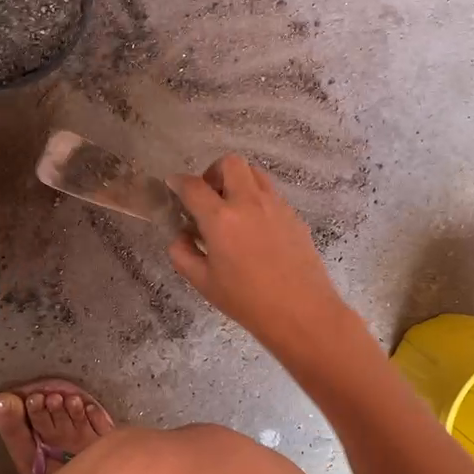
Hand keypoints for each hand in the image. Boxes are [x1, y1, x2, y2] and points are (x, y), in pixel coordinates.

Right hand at [167, 156, 351, 351]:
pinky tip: (254, 228)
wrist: (300, 311)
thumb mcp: (203, 282)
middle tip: (208, 196)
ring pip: (254, 173)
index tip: (173, 185)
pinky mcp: (293, 215)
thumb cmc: (246, 301)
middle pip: (230, 163)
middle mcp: (248, 202)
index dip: (178, 182)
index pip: (193, 186)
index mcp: (221, 218)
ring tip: (231, 208)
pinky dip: (256, 199)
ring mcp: (275, 206)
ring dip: (237, 181)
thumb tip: (181, 236)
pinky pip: (271, 194)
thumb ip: (183, 254)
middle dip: (213, 172)